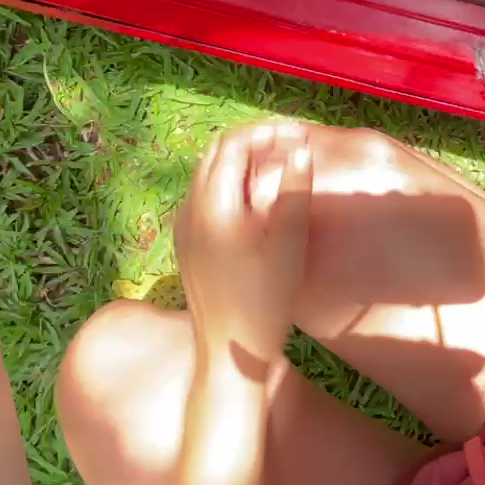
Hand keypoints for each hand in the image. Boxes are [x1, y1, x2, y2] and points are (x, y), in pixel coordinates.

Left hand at [176, 123, 312, 367]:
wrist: (229, 352)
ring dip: (241, 160)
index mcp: (212, 205)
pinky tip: (257, 197)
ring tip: (278, 165)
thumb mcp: (288, 242)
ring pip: (208, 173)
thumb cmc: (265, 299)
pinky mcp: (188, 243)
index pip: (233, 145)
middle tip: (290, 145)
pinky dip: (231, 181)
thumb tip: (299, 148)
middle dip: (253, 141)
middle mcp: (190, 209)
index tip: (298, 134)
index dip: (266, 132)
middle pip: (217, 154)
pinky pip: (205, 194)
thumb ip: (294, 190)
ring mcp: (184, 227)